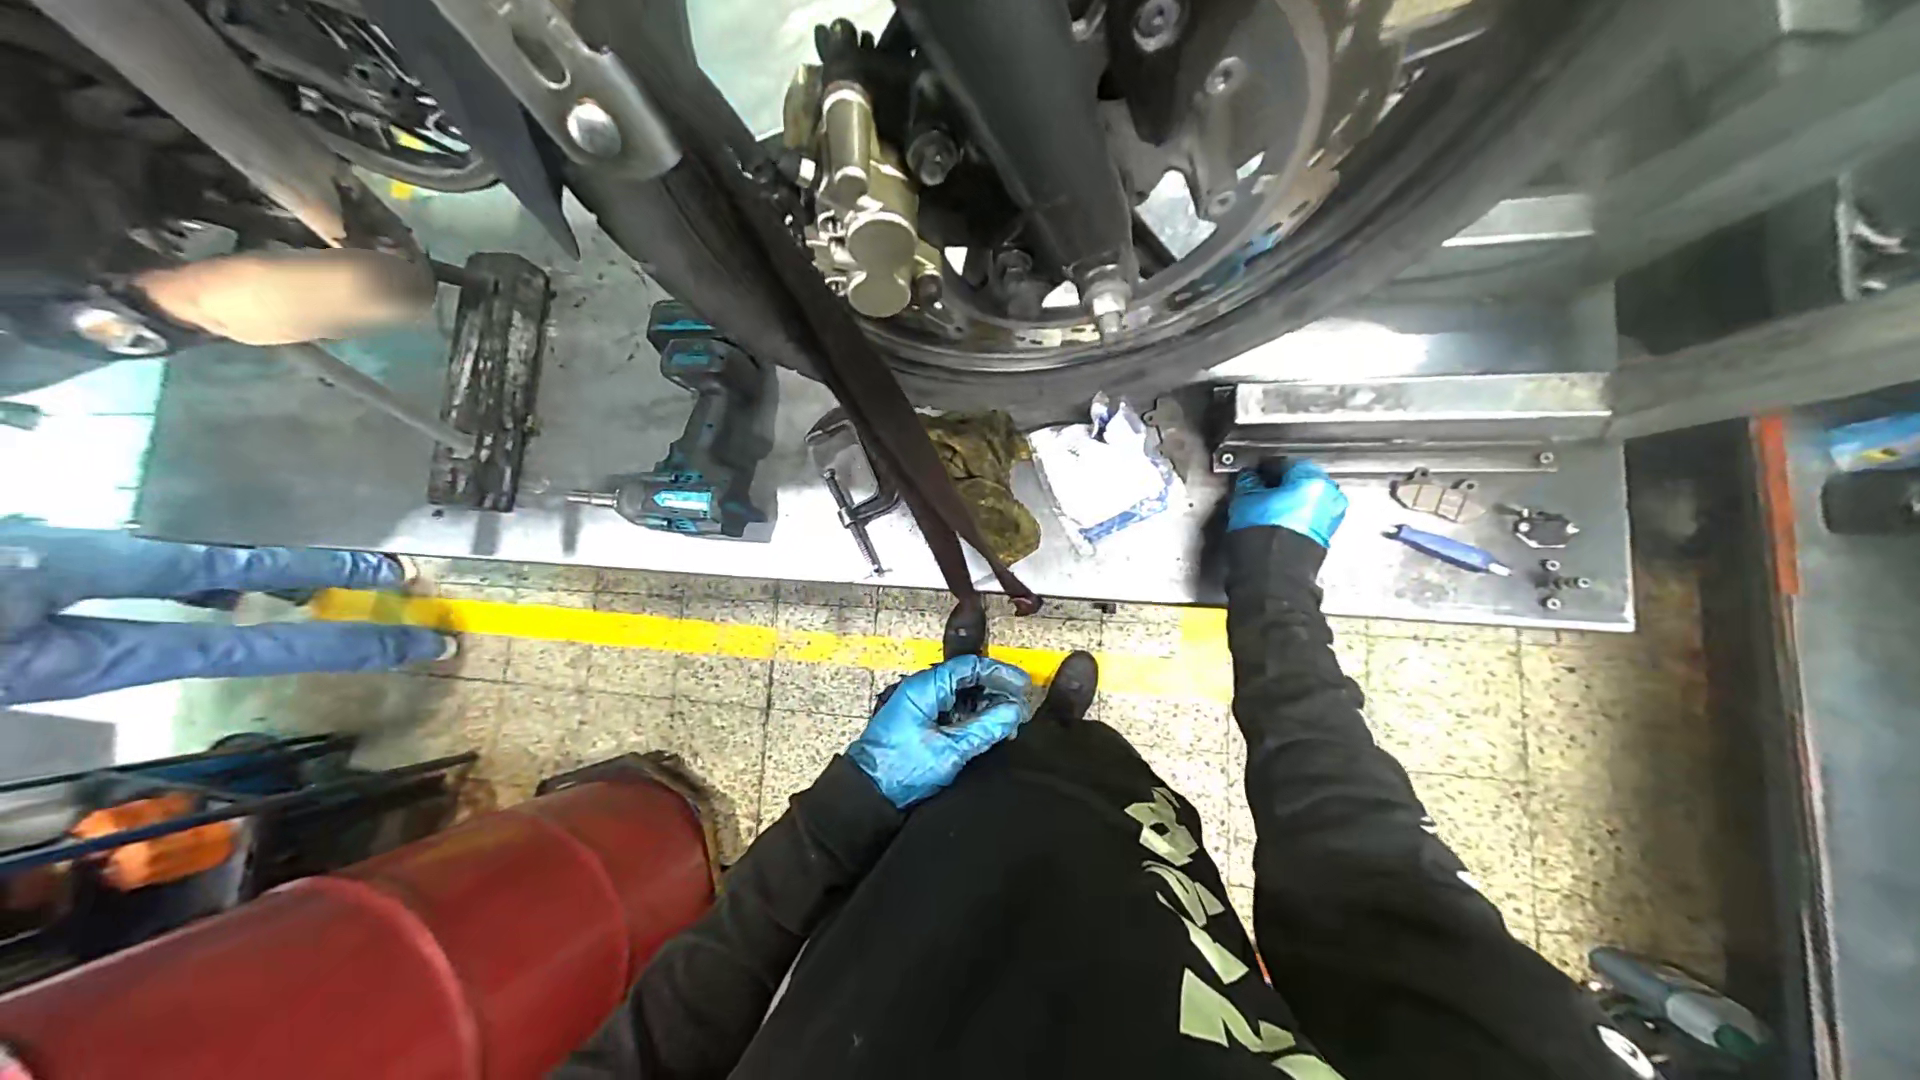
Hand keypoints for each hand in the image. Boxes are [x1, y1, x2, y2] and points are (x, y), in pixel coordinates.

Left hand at [848, 654, 1032, 807]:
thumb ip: (984, 729)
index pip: (969, 667)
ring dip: (987, 704)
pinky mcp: (923, 721)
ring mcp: (922, 705)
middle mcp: (922, 689)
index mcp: (924, 687)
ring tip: (1010, 720)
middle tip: (1020, 704)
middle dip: (996, 689)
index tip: (1022, 684)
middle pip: (967, 678)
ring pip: (963, 694)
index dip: (999, 672)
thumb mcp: (949, 750)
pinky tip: (991, 729)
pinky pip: (954, 709)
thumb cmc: (899, 771)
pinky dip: (974, 716)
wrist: (867, 795)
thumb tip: (1013, 711)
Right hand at [1226, 460, 1347, 546]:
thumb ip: (1248, 483)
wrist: (1272, 581)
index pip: (1283, 463)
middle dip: (1278, 483)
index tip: (1252, 471)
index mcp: (1313, 481)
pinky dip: (1292, 515)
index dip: (1263, 467)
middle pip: (1299, 480)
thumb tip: (1250, 478)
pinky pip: (1307, 516)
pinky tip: (1273, 521)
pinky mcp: (1324, 536)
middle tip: (1256, 488)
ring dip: (1286, 500)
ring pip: (1305, 499)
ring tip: (1262, 507)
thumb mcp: (1245, 502)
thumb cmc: (1262, 542)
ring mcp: (1330, 518)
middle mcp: (1328, 497)